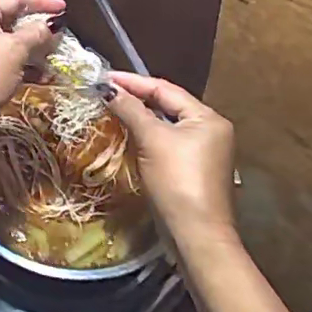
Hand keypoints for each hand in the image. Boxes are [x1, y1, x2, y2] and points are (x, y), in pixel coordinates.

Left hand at [0, 0, 65, 121]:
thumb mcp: (16, 49)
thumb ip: (36, 33)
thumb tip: (51, 24)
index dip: (42, 0)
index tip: (64, 8)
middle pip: (12, 17)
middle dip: (38, 26)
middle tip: (61, 34)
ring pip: (11, 40)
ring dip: (34, 48)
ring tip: (56, 56)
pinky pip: (6, 58)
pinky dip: (24, 64)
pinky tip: (43, 76)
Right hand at [104, 73, 237, 242]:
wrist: (196, 234)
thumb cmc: (177, 180)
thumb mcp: (152, 139)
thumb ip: (131, 109)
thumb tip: (107, 89)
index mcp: (207, 118)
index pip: (164, 89)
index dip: (131, 81)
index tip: (102, 77)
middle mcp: (209, 129)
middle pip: (166, 103)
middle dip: (134, 96)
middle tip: (103, 90)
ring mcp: (202, 150)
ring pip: (164, 122)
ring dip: (138, 113)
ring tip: (110, 105)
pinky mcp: (191, 167)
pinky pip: (164, 139)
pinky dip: (144, 131)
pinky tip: (125, 130)